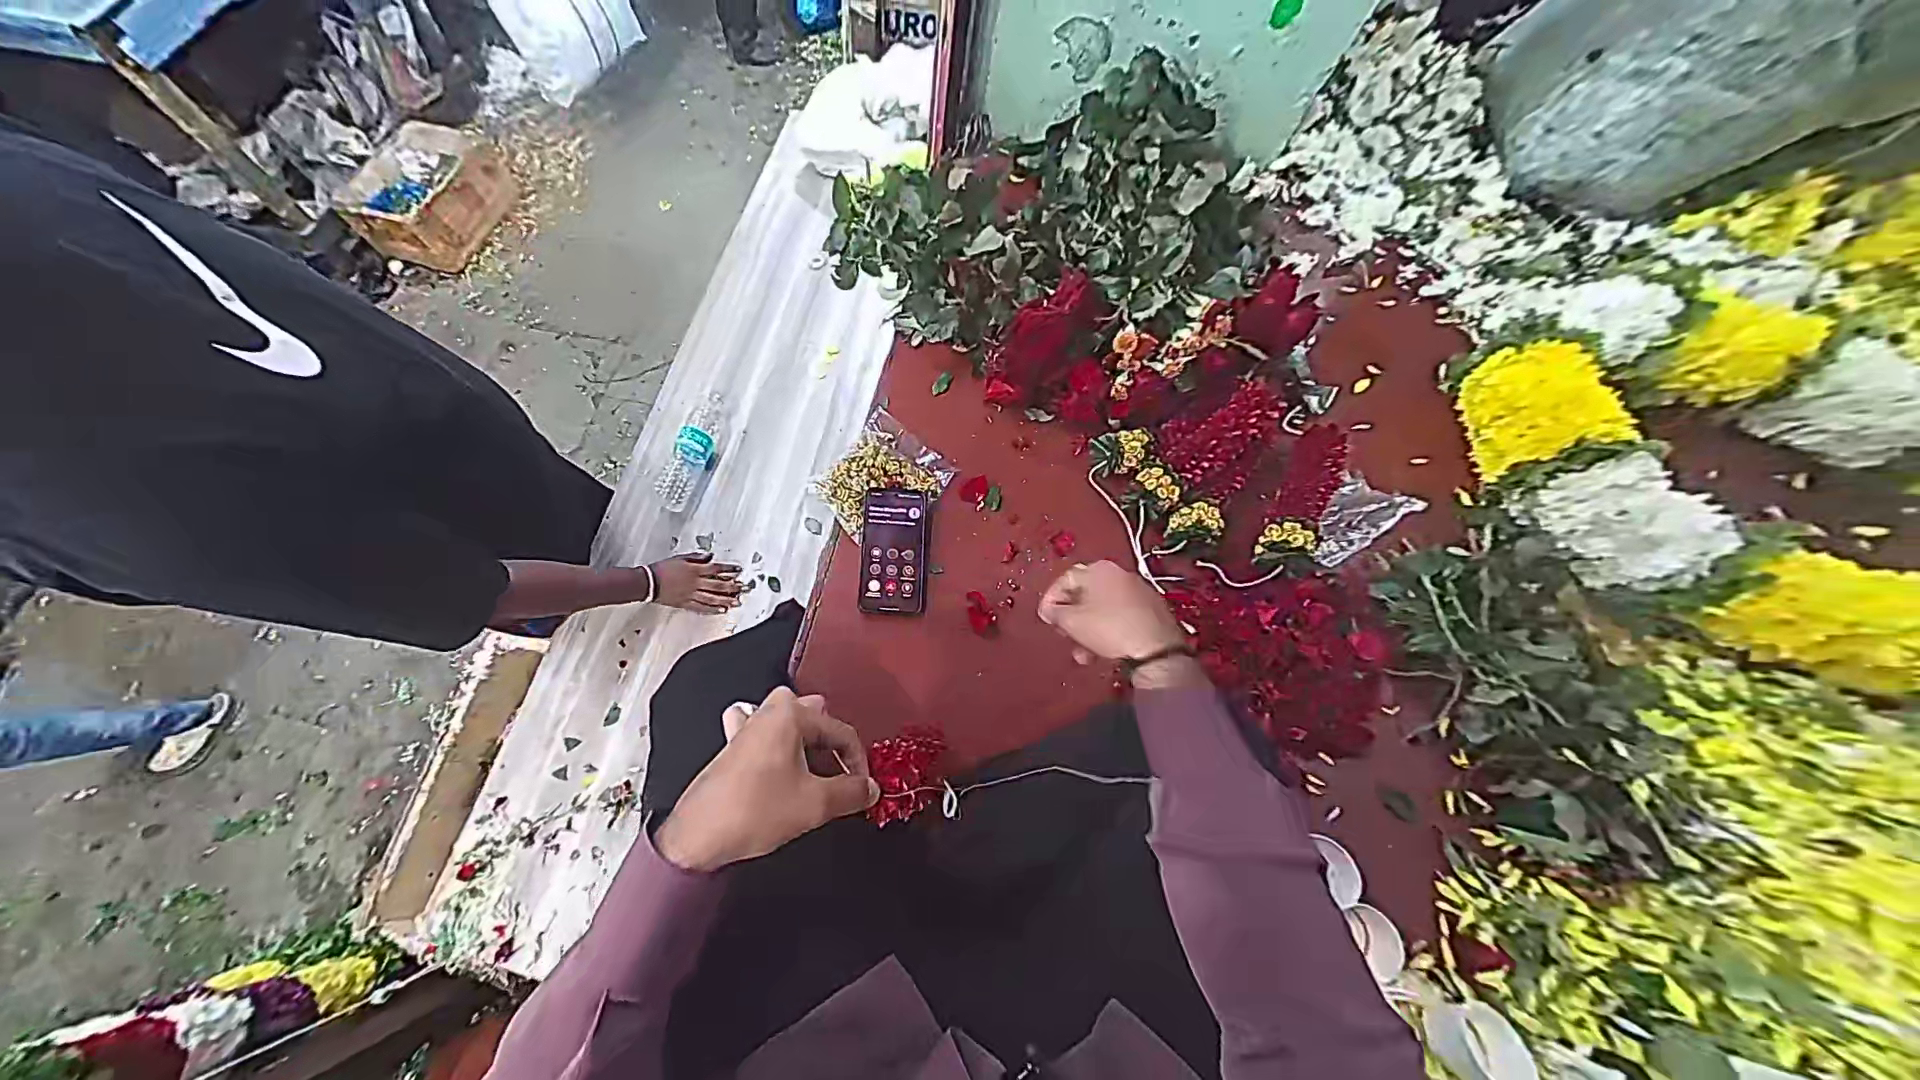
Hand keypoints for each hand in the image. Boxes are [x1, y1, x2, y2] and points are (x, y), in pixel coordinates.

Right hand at [650, 553, 742, 612]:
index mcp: (694, 570)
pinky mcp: (685, 603)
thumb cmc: (662, 569)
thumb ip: (696, 557)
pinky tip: (721, 610)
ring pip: (712, 598)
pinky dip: (713, 609)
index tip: (739, 571)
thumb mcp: (680, 558)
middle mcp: (695, 583)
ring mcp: (691, 595)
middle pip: (718, 585)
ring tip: (737, 601)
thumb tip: (710, 556)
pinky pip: (701, 607)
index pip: (716, 569)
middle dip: (732, 587)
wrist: (648, 582)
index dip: (729, 570)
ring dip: (726, 600)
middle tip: (743, 588)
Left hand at [654, 688, 877, 871]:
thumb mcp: (816, 804)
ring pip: (789, 723)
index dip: (858, 762)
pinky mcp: (732, 747)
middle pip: (816, 721)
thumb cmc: (753, 811)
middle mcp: (768, 712)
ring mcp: (747, 727)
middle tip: (841, 778)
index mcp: (791, 715)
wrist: (697, 838)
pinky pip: (762, 734)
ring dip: (806, 744)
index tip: (862, 788)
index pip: (842, 732)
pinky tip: (779, 765)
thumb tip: (870, 789)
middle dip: (833, 748)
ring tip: (815, 772)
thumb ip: (852, 792)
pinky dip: (777, 746)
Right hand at [1039, 561, 1188, 662]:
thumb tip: (1050, 610)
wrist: (1156, 648)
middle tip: (1063, 633)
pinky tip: (1102, 651)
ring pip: (1102, 608)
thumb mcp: (1072, 622)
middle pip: (1084, 594)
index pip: (1065, 579)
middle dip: (1071, 617)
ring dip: (1088, 629)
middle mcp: (1118, 573)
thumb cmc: (1109, 628)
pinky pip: (1119, 616)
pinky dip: (1107, 630)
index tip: (1045, 618)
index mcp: (1098, 569)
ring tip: (1083, 652)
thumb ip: (1055, 613)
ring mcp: (1137, 590)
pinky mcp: (1151, 609)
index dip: (1050, 600)